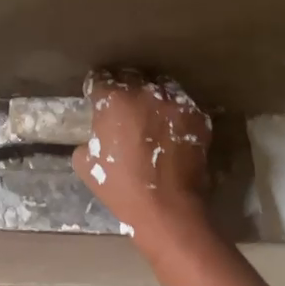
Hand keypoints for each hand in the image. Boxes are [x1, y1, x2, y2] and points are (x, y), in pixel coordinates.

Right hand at [70, 68, 213, 234]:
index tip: (95, 96)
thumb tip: (97, 133)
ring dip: (151, 97)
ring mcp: (176, 102)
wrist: (167, 208)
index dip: (96, 88)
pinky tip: (169, 129)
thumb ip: (89, 138)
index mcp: (114, 100)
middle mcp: (147, 92)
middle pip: (132, 77)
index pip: (100, 79)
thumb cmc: (122, 189)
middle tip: (122, 106)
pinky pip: (181, 106)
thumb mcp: (86, 165)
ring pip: (160, 87)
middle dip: (124, 88)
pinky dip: (173, 114)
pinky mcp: (198, 117)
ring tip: (148, 113)